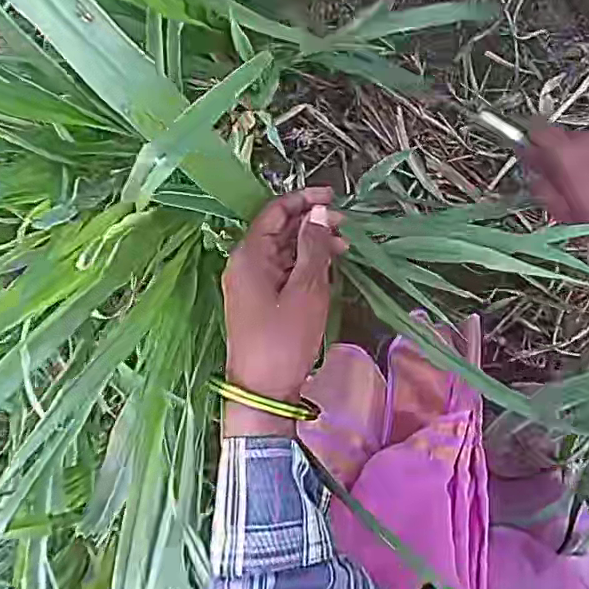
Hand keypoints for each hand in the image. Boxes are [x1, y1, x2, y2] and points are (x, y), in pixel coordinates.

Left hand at [222, 188, 348, 437]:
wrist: (262, 391)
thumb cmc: (284, 339)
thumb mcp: (306, 289)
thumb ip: (313, 247)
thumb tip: (318, 213)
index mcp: (248, 255)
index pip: (274, 211)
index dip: (303, 199)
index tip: (332, 197)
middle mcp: (244, 264)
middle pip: (278, 230)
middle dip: (311, 223)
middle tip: (344, 226)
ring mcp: (250, 284)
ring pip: (282, 252)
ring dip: (311, 246)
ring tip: (343, 248)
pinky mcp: (259, 301)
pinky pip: (282, 272)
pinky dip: (303, 266)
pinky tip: (327, 270)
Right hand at [519, 121, 588, 266]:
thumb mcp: (555, 205)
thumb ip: (539, 179)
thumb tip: (532, 170)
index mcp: (566, 153)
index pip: (537, 130)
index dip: (529, 143)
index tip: (527, 153)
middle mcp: (587, 143)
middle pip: (557, 135)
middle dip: (549, 151)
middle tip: (546, 172)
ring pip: (576, 141)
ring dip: (569, 155)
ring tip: (569, 179)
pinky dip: (587, 158)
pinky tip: (588, 179)